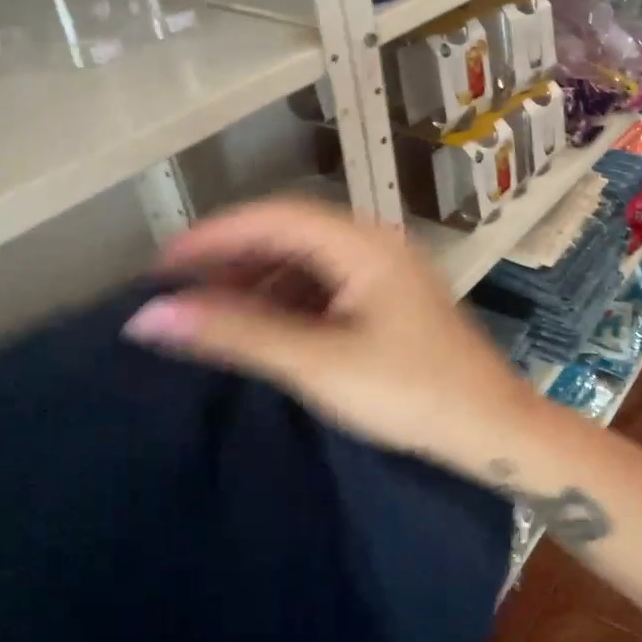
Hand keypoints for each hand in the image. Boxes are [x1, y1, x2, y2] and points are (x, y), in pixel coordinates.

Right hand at [121, 197, 544, 468]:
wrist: (491, 425)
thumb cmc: (411, 393)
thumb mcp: (319, 363)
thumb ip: (238, 334)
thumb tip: (151, 314)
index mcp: (366, 245)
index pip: (276, 216)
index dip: (214, 235)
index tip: (158, 267)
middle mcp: (379, 245)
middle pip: (292, 234)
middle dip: (234, 259)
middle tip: (177, 294)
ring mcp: (390, 272)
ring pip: (310, 260)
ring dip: (260, 281)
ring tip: (211, 315)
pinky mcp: (394, 302)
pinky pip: (329, 285)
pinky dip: (289, 300)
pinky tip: (264, 329)